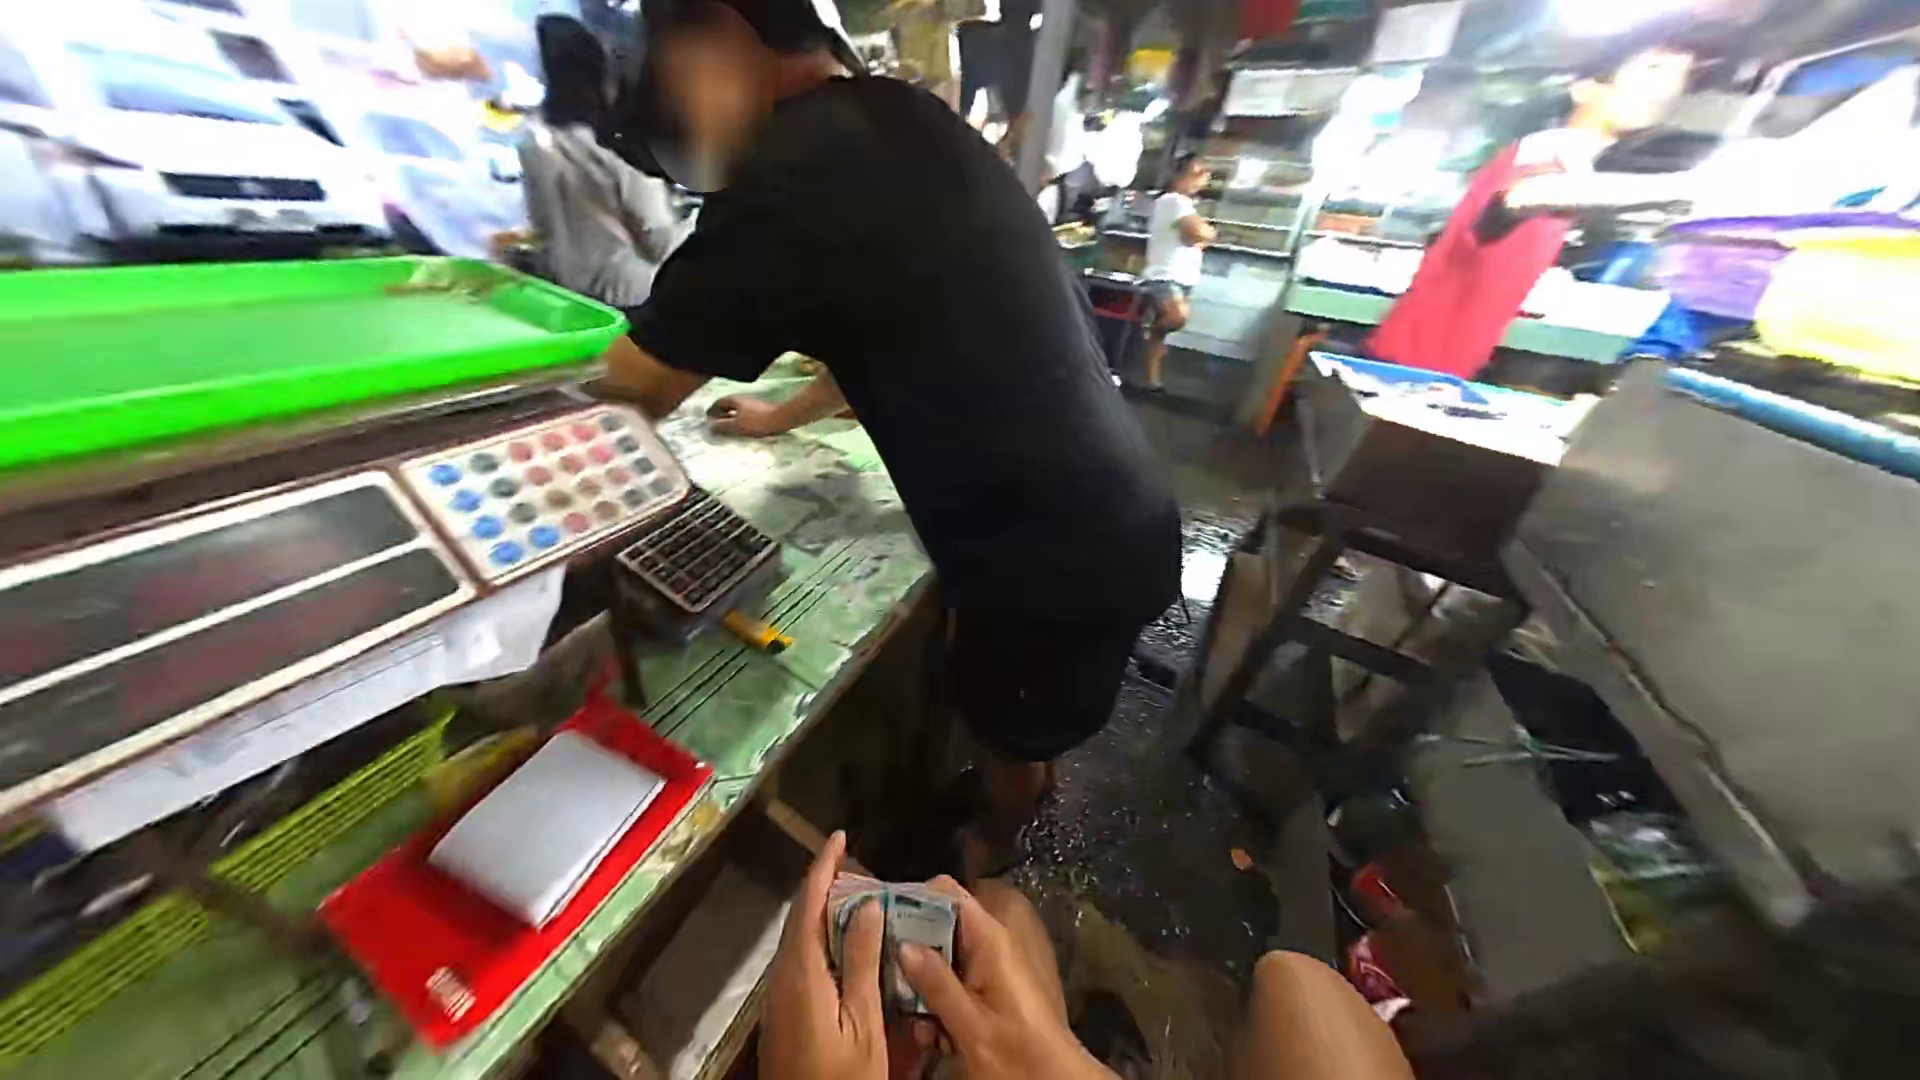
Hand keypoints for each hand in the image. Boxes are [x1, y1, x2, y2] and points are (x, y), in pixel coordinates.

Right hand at [708, 395, 784, 436]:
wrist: (781, 419)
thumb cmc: (757, 421)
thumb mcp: (737, 425)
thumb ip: (722, 426)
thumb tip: (709, 426)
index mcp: (735, 400)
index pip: (718, 402)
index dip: (712, 410)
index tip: (708, 419)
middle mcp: (743, 400)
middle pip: (728, 406)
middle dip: (721, 414)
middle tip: (716, 425)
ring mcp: (753, 405)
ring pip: (738, 411)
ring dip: (731, 418)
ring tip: (728, 429)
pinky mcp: (761, 411)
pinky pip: (746, 415)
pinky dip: (741, 421)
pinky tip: (743, 430)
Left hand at [761, 832, 887, 1079]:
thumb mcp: (864, 1024)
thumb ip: (863, 960)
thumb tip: (866, 903)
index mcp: (801, 974)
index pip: (809, 904)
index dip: (824, 866)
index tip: (839, 836)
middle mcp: (783, 978)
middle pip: (800, 916)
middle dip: (824, 882)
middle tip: (855, 862)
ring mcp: (779, 997)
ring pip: (798, 936)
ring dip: (822, 908)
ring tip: (854, 891)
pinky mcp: (783, 1012)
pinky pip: (799, 956)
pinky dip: (820, 933)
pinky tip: (843, 938)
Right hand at [898, 878, 1113, 1079]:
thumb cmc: (1016, 1052)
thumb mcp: (970, 1025)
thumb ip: (935, 983)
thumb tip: (902, 945)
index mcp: (988, 936)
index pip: (947, 892)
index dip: (915, 898)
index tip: (886, 921)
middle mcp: (991, 939)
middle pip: (942, 924)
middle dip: (916, 952)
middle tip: (891, 978)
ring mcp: (994, 961)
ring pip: (947, 955)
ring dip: (928, 985)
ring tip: (918, 1023)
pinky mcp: (994, 984)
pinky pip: (961, 977)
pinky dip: (945, 999)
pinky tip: (937, 1035)